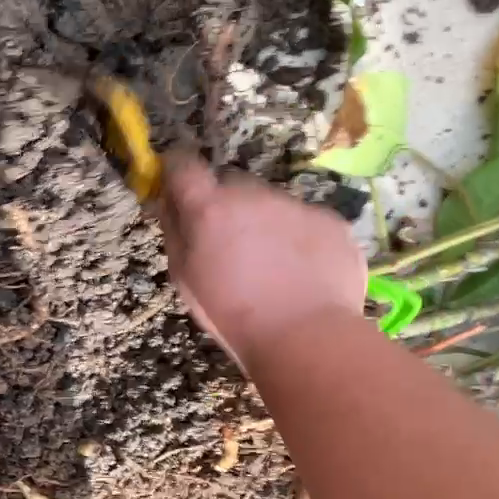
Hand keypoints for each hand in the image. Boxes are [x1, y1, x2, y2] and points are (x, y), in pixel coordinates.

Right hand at [158, 153, 366, 368]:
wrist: (303, 331)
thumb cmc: (228, 309)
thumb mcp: (183, 275)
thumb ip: (174, 233)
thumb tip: (168, 205)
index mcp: (209, 209)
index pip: (184, 167)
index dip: (176, 168)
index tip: (173, 179)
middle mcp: (253, 195)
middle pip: (230, 183)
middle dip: (221, 202)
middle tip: (222, 238)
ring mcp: (296, 204)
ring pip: (268, 202)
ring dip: (259, 219)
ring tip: (264, 261)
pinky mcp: (330, 219)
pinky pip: (302, 218)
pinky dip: (293, 235)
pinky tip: (295, 268)